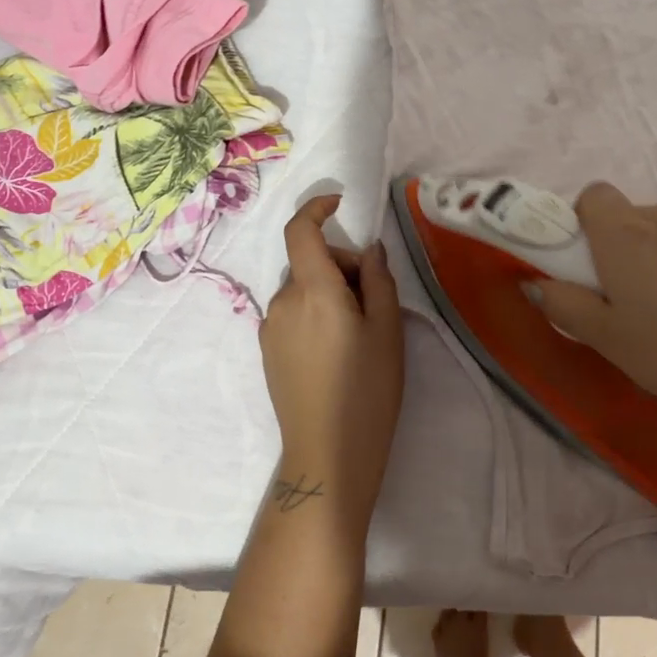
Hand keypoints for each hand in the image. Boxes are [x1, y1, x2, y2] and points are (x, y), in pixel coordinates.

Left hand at [259, 195, 404, 491]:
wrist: (327, 453)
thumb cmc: (367, 390)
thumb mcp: (388, 331)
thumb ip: (379, 280)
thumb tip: (369, 249)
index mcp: (313, 290)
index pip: (301, 231)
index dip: (317, 209)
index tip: (340, 204)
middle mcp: (283, 302)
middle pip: (310, 263)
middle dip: (342, 267)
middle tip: (376, 302)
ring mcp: (270, 328)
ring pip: (302, 290)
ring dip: (329, 293)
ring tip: (360, 335)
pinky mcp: (267, 352)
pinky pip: (293, 314)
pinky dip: (316, 314)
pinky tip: (337, 353)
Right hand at [529, 183, 656, 425]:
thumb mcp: (610, 340)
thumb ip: (565, 307)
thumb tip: (536, 283)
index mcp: (625, 232)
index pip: (591, 196)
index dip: (579, 225)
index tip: (582, 269)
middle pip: (629, 218)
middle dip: (617, 252)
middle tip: (621, 306)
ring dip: (656, 264)